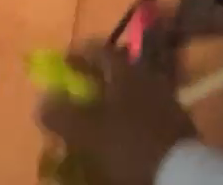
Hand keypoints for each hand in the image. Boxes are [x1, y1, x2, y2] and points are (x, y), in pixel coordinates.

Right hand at [37, 45, 198, 184]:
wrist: (180, 173)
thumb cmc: (130, 143)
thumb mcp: (89, 132)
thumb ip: (63, 114)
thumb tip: (42, 100)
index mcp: (126, 70)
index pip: (100, 50)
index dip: (79, 54)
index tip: (64, 60)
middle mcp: (147, 76)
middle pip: (116, 71)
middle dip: (95, 79)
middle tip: (77, 90)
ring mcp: (164, 97)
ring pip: (131, 92)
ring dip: (112, 100)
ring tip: (95, 117)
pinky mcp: (174, 122)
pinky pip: (144, 111)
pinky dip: (128, 117)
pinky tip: (120, 134)